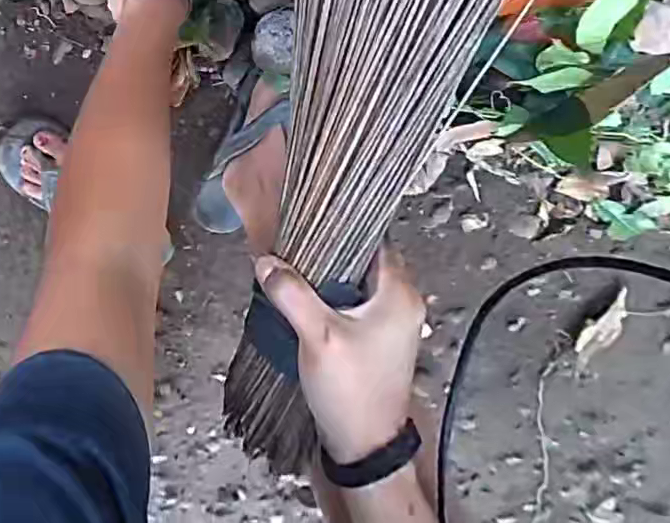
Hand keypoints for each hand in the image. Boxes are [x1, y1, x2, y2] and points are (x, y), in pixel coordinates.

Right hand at [255, 247, 425, 463]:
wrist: (364, 449)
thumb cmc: (350, 391)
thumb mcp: (317, 336)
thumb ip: (291, 293)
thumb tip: (266, 262)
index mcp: (400, 293)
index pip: (371, 238)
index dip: (340, 226)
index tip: (310, 220)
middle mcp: (403, 301)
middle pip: (363, 256)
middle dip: (329, 250)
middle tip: (297, 244)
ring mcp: (393, 319)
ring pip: (357, 278)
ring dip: (329, 273)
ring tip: (297, 266)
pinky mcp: (379, 335)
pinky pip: (356, 298)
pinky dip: (334, 292)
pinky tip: (308, 294)